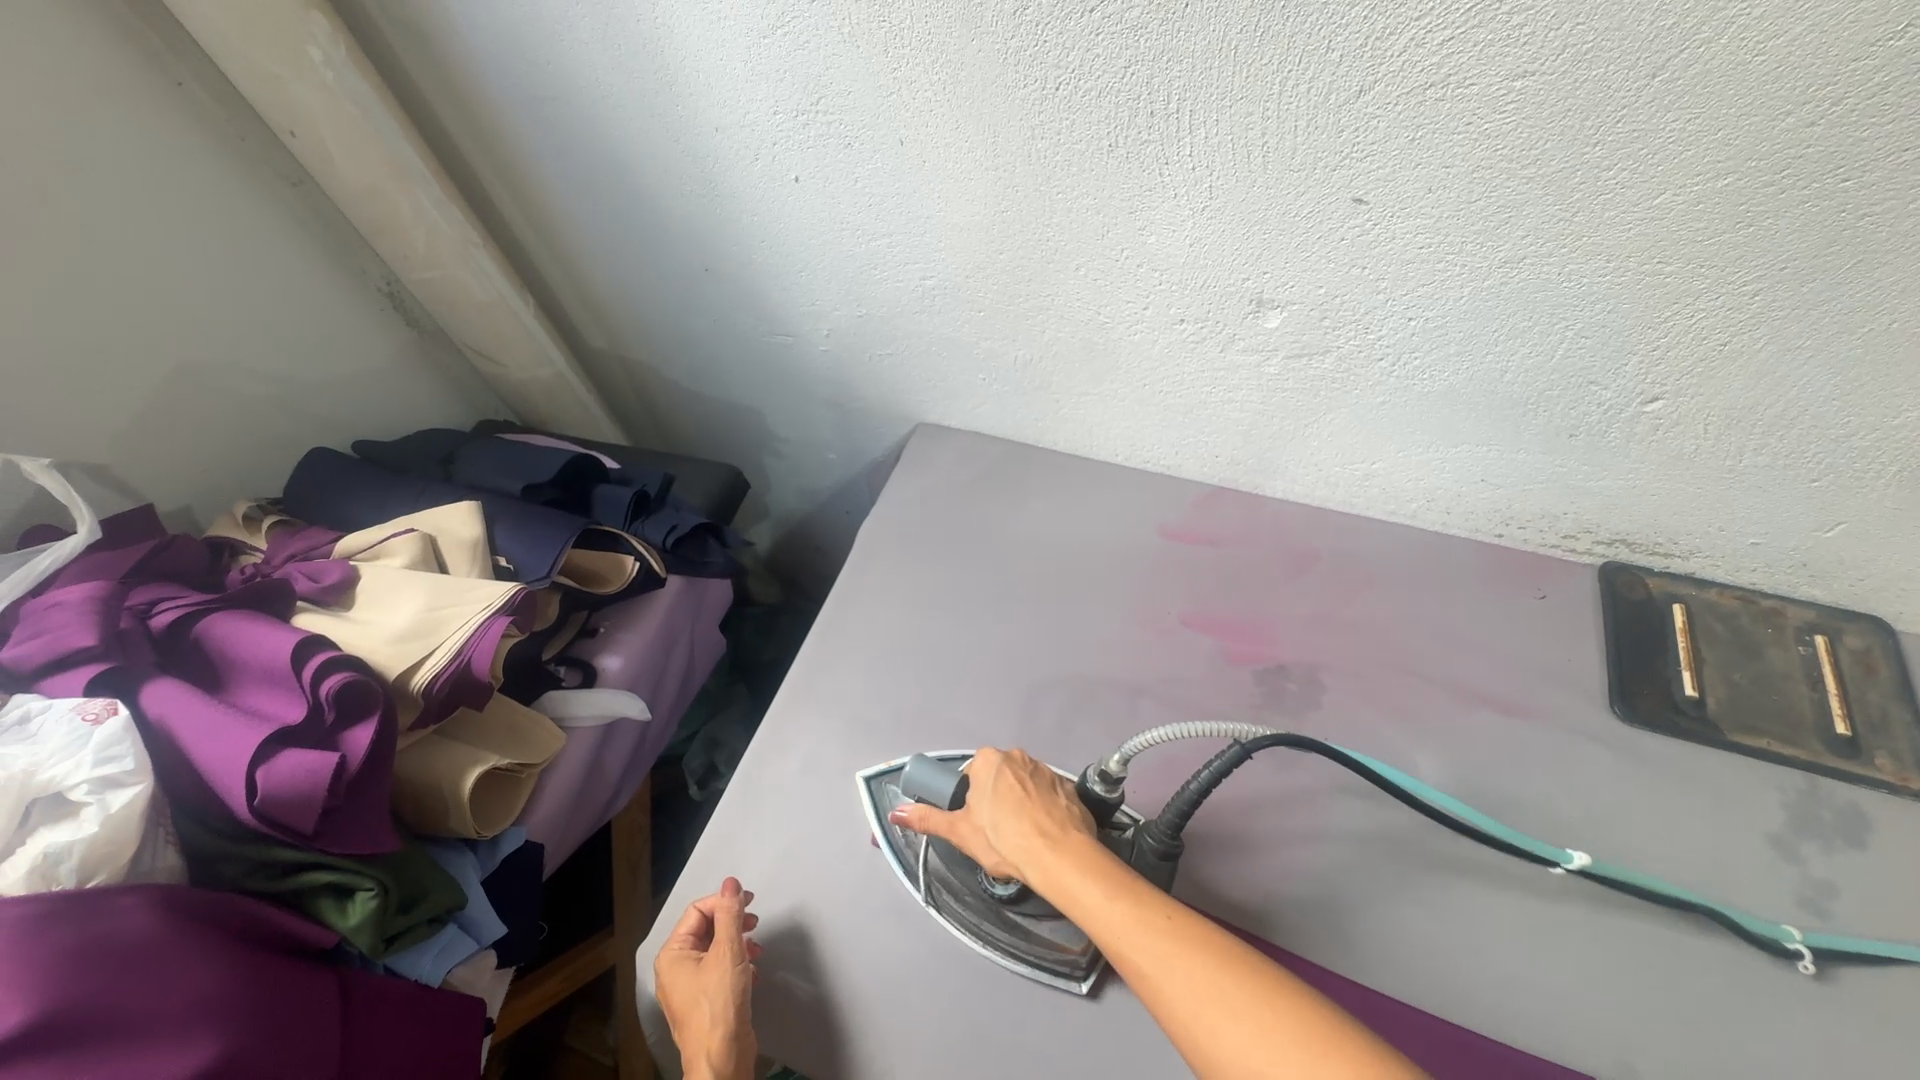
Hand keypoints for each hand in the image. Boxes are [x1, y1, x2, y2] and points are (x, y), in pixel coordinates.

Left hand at [653, 878, 761, 1079]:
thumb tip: (730, 882)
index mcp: (672, 953)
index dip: (724, 902)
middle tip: (755, 923)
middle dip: (733, 923)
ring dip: (738, 943)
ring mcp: (688, 987)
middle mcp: (675, 968)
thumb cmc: (719, 1004)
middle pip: (706, 929)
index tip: (750, 902)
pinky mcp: (705, 1001)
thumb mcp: (728, 951)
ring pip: (715, 950)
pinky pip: (720, 970)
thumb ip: (730, 914)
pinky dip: (738, 964)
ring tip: (756, 950)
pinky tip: (752, 972)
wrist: (721, 1059)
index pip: (698, 911)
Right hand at [888, 746, 1096, 883]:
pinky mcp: (1068, 786)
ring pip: (1025, 786)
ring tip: (1023, 836)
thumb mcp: (960, 832)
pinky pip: (1049, 795)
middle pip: (999, 778)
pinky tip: (1044, 833)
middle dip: (996, 800)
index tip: (976, 822)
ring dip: (1021, 803)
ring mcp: (1046, 769)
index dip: (970, 799)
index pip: (971, 774)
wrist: (1059, 855)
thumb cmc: (1002, 840)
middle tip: (996, 831)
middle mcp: (1018, 756)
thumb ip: (928, 819)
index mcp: (988, 760)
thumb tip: (895, 812)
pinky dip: (1045, 810)